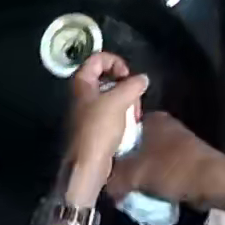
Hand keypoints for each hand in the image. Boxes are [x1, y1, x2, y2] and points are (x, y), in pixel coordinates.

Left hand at [60, 52, 146, 207]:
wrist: (87, 165)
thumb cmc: (99, 128)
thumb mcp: (119, 101)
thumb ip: (133, 85)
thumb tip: (143, 78)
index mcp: (82, 82)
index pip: (98, 58)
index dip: (116, 62)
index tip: (128, 76)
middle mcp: (82, 93)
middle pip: (107, 76)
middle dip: (126, 85)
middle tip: (135, 98)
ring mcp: (88, 110)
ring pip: (111, 95)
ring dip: (126, 101)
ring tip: (134, 114)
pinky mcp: (94, 125)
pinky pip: (111, 111)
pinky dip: (122, 113)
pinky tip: (130, 124)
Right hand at [106, 111, 224, 213]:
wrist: (214, 182)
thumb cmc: (174, 170)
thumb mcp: (137, 175)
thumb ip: (115, 178)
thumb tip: (102, 184)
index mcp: (152, 119)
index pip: (121, 128)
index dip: (109, 147)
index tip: (101, 164)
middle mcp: (163, 125)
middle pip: (134, 144)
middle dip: (124, 163)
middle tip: (112, 180)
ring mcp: (175, 141)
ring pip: (147, 157)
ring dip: (139, 173)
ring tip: (126, 189)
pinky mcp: (183, 158)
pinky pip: (160, 167)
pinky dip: (152, 178)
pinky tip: (145, 192)